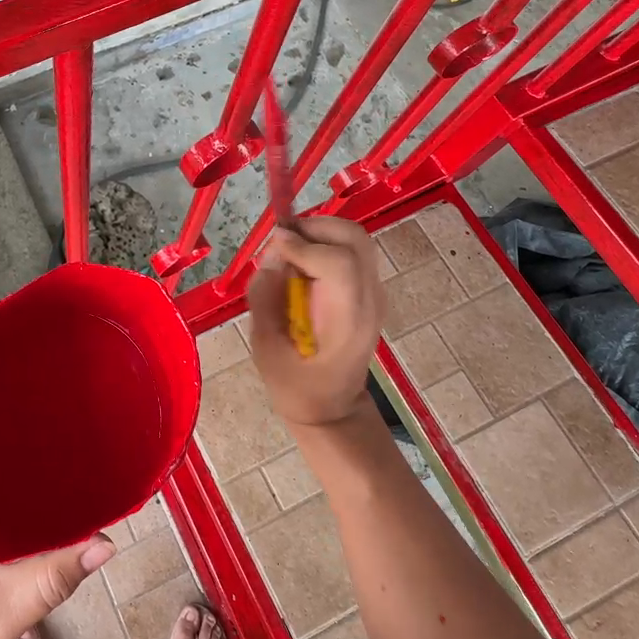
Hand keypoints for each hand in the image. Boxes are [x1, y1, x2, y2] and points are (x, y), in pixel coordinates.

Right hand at [246, 217, 386, 427]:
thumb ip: (265, 298)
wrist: (333, 411)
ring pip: (355, 239)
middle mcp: (369, 300)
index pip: (339, 262)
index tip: (273, 246)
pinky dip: (325, 243)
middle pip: (354, 238)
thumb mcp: (266, 348)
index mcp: (347, 320)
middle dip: (314, 227)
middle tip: (281, 240)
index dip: (303, 245)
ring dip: (320, 232)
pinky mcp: (367, 291)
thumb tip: (271, 256)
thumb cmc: (296, 387)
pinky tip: (301, 263)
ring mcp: (374, 294)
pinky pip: (351, 251)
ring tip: (289, 249)